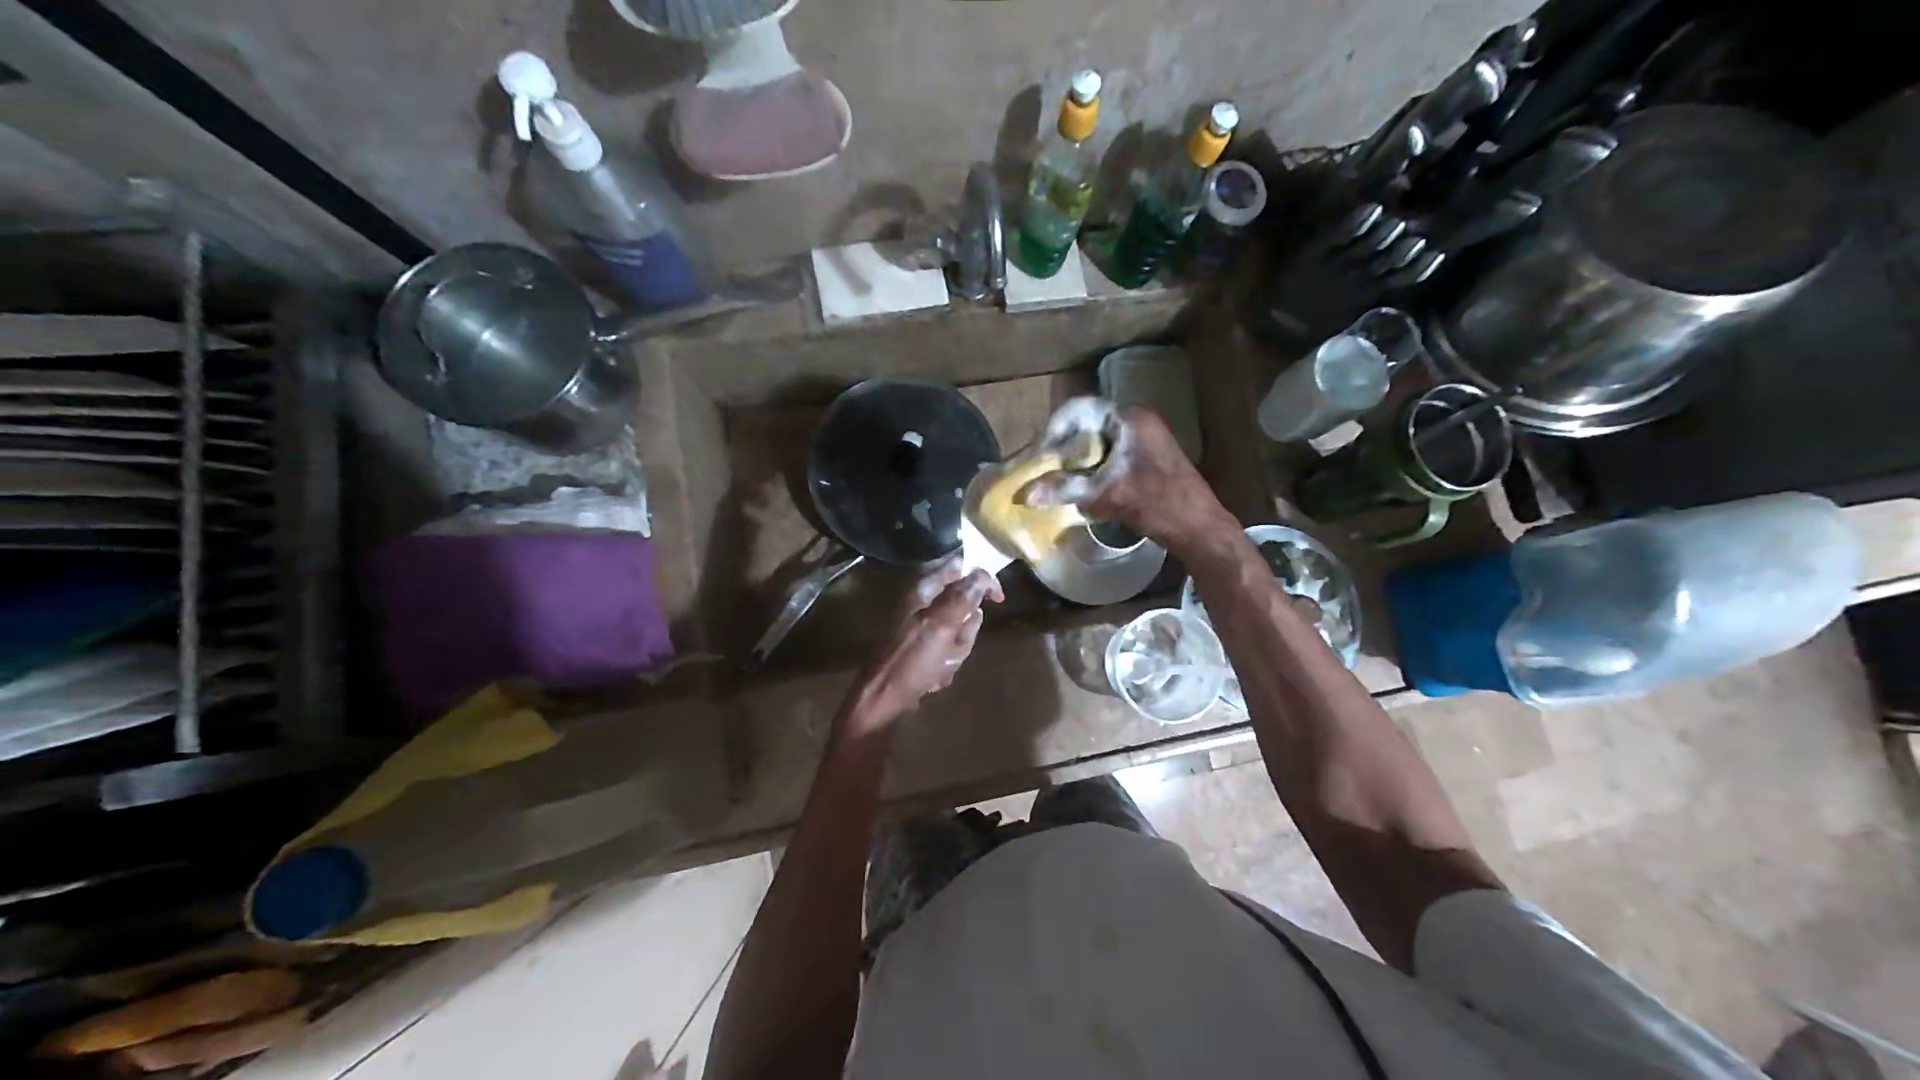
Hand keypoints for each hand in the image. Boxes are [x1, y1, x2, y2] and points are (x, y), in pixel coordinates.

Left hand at [845, 558, 1002, 732]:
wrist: (884, 700)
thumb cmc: (911, 661)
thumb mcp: (941, 625)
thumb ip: (963, 597)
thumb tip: (982, 574)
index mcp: (923, 590)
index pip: (959, 568)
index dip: (981, 579)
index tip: (999, 598)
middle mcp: (922, 603)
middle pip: (964, 605)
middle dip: (966, 629)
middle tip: (956, 645)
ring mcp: (922, 627)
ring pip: (960, 631)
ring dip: (957, 650)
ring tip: (942, 665)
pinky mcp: (923, 650)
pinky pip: (949, 651)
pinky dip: (947, 664)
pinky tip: (934, 678)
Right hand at [1024, 398, 1235, 555]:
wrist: (1200, 528)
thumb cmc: (1158, 503)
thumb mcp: (1107, 494)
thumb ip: (1066, 488)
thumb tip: (1027, 493)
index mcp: (1130, 418)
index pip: (1080, 409)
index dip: (1055, 428)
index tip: (1041, 453)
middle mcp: (1137, 421)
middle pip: (1087, 425)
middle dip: (1063, 447)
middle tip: (1043, 468)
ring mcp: (1143, 440)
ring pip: (1097, 442)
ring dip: (1076, 461)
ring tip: (1057, 480)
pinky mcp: (1144, 459)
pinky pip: (1109, 455)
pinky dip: (1092, 469)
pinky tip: (1081, 488)